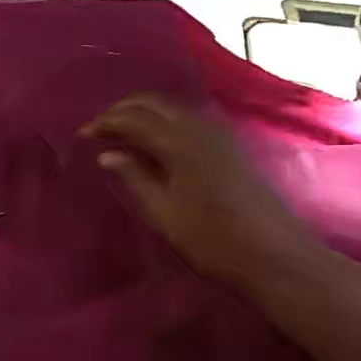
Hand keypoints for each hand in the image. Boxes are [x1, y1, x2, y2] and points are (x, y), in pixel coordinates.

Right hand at [82, 93, 312, 282]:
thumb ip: (134, 177)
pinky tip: (156, 139)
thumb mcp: (164, 214)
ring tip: (122, 133)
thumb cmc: (214, 241)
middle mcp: (198, 127)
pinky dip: (163, 117)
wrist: (278, 258)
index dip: (103, 123)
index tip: (82, 135)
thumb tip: (107, 154)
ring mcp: (218, 133)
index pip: (131, 118)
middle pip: (151, 102)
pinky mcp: (230, 143)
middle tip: (99, 129)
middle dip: (121, 110)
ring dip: (143, 111)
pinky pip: (187, 116)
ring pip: (171, 106)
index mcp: (179, 143)